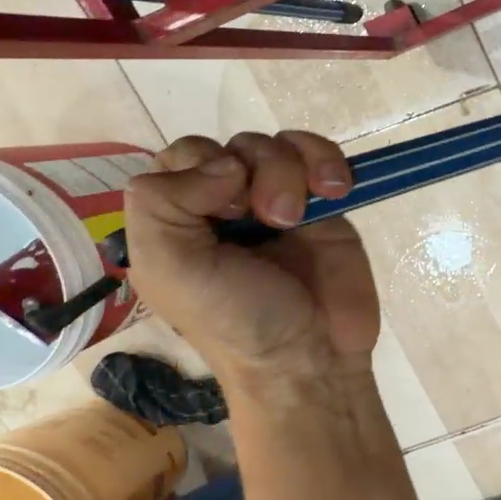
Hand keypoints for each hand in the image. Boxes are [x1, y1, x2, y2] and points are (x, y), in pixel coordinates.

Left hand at [124, 133, 379, 384]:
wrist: (310, 354)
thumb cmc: (234, 318)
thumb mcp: (168, 267)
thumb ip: (163, 202)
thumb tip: (229, 165)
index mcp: (181, 215)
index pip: (185, 156)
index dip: (205, 169)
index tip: (225, 213)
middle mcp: (229, 203)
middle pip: (234, 146)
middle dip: (254, 171)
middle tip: (268, 220)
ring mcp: (283, 202)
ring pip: (279, 145)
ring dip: (291, 168)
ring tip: (298, 217)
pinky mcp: (330, 209)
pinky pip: (324, 159)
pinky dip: (328, 161)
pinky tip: (336, 189)